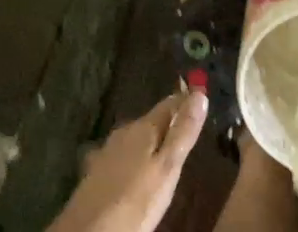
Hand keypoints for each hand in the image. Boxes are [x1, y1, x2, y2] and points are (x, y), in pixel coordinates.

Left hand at [48, 90, 208, 231]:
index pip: (169, 103)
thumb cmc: (135, 201)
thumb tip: (200, 94)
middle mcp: (123, 132)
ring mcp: (106, 151)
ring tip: (165, 152)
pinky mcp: (96, 172)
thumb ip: (183, 133)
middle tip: (187, 129)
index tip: (201, 98)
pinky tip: (136, 172)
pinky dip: (135, 159)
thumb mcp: (167, 169)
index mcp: (143, 128)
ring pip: (136, 139)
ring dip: (151, 142)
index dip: (186, 100)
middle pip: (152, 120)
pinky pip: (123, 156)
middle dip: (169, 122)